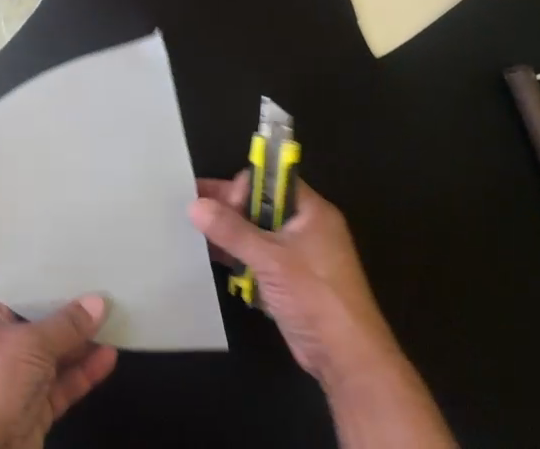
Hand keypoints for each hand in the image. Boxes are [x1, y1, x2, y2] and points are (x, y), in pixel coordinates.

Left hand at [0, 295, 117, 448]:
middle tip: (104, 294)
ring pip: (56, 357)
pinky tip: (109, 356)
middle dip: (70, 315)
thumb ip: (67, 324)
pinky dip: (84, 372)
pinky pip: (64, 384)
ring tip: (115, 322)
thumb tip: (99, 302)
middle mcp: (0, 345)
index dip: (45, 284)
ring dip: (82, 344)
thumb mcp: (31, 343)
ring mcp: (19, 378)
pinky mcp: (35, 407)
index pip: (18, 295)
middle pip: (41, 326)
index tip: (75, 269)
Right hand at [191, 175, 401, 384]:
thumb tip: (194, 205)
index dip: (245, 187)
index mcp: (311, 212)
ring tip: (194, 232)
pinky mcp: (288, 280)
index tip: (221, 205)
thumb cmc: (315, 297)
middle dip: (229, 209)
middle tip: (193, 212)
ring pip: (256, 233)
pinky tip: (210, 257)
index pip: (271, 181)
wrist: (346, 357)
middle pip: (260, 206)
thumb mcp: (270, 259)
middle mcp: (305, 228)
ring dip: (230, 234)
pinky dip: (237, 256)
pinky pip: (257, 257)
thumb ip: (231, 230)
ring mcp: (297, 256)